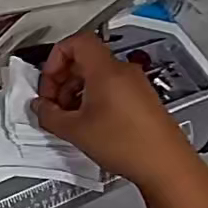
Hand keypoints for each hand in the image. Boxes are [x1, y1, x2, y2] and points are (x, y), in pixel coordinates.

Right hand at [32, 32, 207, 197]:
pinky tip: (88, 122)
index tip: (49, 80)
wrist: (166, 165)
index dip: (55, 58)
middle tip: (53, 102)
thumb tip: (41, 108)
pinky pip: (110, 87)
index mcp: (106, 71)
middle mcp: (123, 72)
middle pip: (84, 59)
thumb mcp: (74, 130)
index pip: (76, 42)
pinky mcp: (142, 99)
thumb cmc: (130, 145)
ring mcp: (135, 84)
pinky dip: (93, 98)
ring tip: (69, 116)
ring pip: (96, 74)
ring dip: (75, 90)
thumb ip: (48, 114)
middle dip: (62, 79)